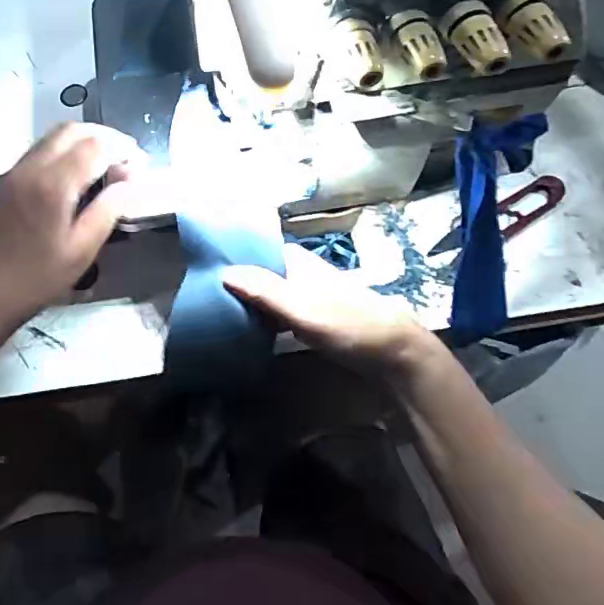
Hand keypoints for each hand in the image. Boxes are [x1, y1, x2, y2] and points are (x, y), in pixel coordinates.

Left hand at [0, 123, 145, 351]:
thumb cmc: (32, 281)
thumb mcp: (80, 251)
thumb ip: (108, 210)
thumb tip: (129, 182)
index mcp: (53, 183)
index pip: (95, 145)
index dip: (123, 149)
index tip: (141, 166)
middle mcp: (30, 168)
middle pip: (72, 130)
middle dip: (105, 137)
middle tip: (127, 158)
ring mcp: (12, 173)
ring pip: (52, 138)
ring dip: (83, 142)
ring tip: (105, 166)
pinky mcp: (1, 184)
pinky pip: (38, 153)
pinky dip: (63, 153)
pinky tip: (75, 179)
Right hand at [222, 245, 446, 382]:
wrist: (396, 355)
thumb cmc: (349, 325)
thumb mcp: (303, 309)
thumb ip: (266, 291)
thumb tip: (225, 273)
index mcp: (303, 264)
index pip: (263, 249)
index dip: (239, 252)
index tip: (210, 260)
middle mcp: (307, 275)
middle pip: (268, 271)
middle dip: (243, 277)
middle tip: (208, 288)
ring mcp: (314, 299)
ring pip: (276, 292)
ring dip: (254, 298)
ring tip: (221, 307)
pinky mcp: (319, 321)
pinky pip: (284, 313)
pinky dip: (267, 317)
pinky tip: (253, 328)